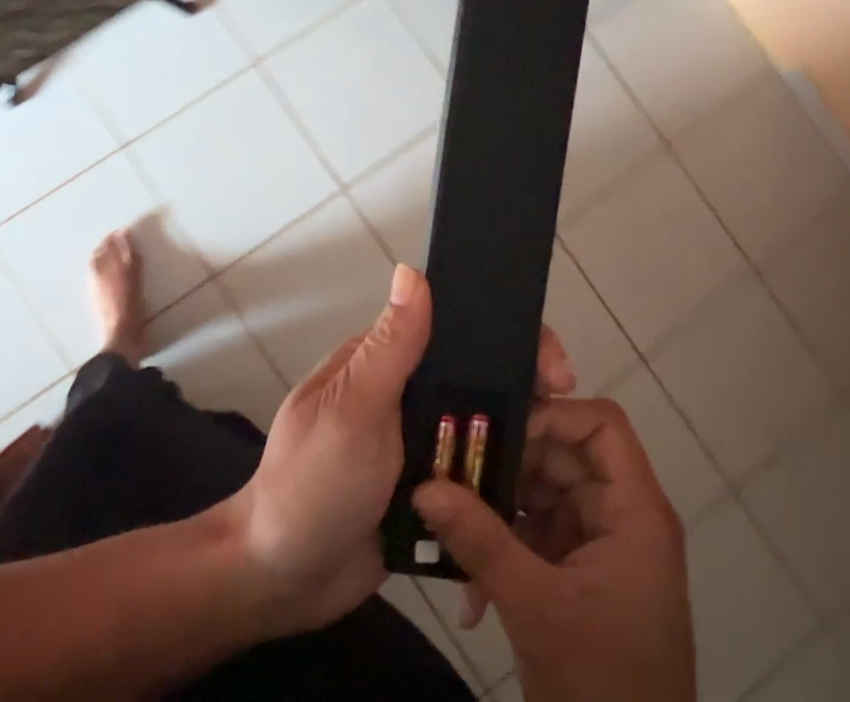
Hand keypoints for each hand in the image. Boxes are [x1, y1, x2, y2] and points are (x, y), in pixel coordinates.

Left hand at [218, 265, 578, 635]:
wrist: (285, 579)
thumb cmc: (313, 484)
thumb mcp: (352, 410)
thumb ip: (389, 348)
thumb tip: (412, 270)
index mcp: (376, 366)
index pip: (448, 331)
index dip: (502, 336)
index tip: (551, 364)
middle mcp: (397, 399)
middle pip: (471, 380)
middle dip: (521, 388)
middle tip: (565, 407)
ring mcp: (412, 447)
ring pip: (476, 428)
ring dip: (515, 435)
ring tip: (559, 452)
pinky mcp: (425, 492)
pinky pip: (470, 475)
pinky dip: (498, 477)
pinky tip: (535, 487)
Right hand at [412, 398, 693, 701]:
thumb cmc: (601, 677)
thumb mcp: (535, 604)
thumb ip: (479, 540)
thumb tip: (423, 486)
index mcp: (632, 511)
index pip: (599, 425)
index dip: (549, 415)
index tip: (489, 429)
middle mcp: (617, 517)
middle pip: (560, 456)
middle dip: (502, 461)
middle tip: (444, 464)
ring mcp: (594, 547)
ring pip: (538, 496)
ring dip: (492, 506)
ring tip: (441, 513)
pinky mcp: (572, 576)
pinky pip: (530, 536)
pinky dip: (497, 547)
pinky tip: (462, 580)